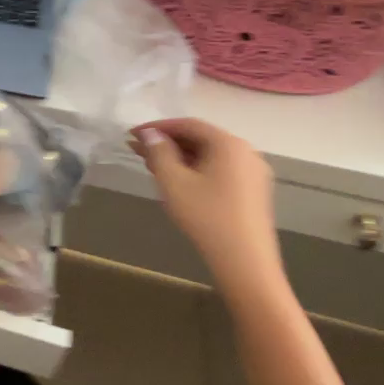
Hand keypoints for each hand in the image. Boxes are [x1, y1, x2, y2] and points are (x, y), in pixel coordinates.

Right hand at [128, 118, 282, 293]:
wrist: (244, 260)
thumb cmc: (205, 216)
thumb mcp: (173, 181)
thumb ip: (159, 152)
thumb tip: (150, 134)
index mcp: (229, 144)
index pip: (188, 124)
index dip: (157, 127)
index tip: (131, 135)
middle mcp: (246, 152)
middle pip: (200, 138)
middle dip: (167, 142)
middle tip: (136, 150)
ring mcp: (252, 171)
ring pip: (209, 155)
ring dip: (178, 156)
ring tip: (150, 164)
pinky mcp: (252, 189)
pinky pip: (219, 169)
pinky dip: (195, 168)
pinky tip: (176, 180)